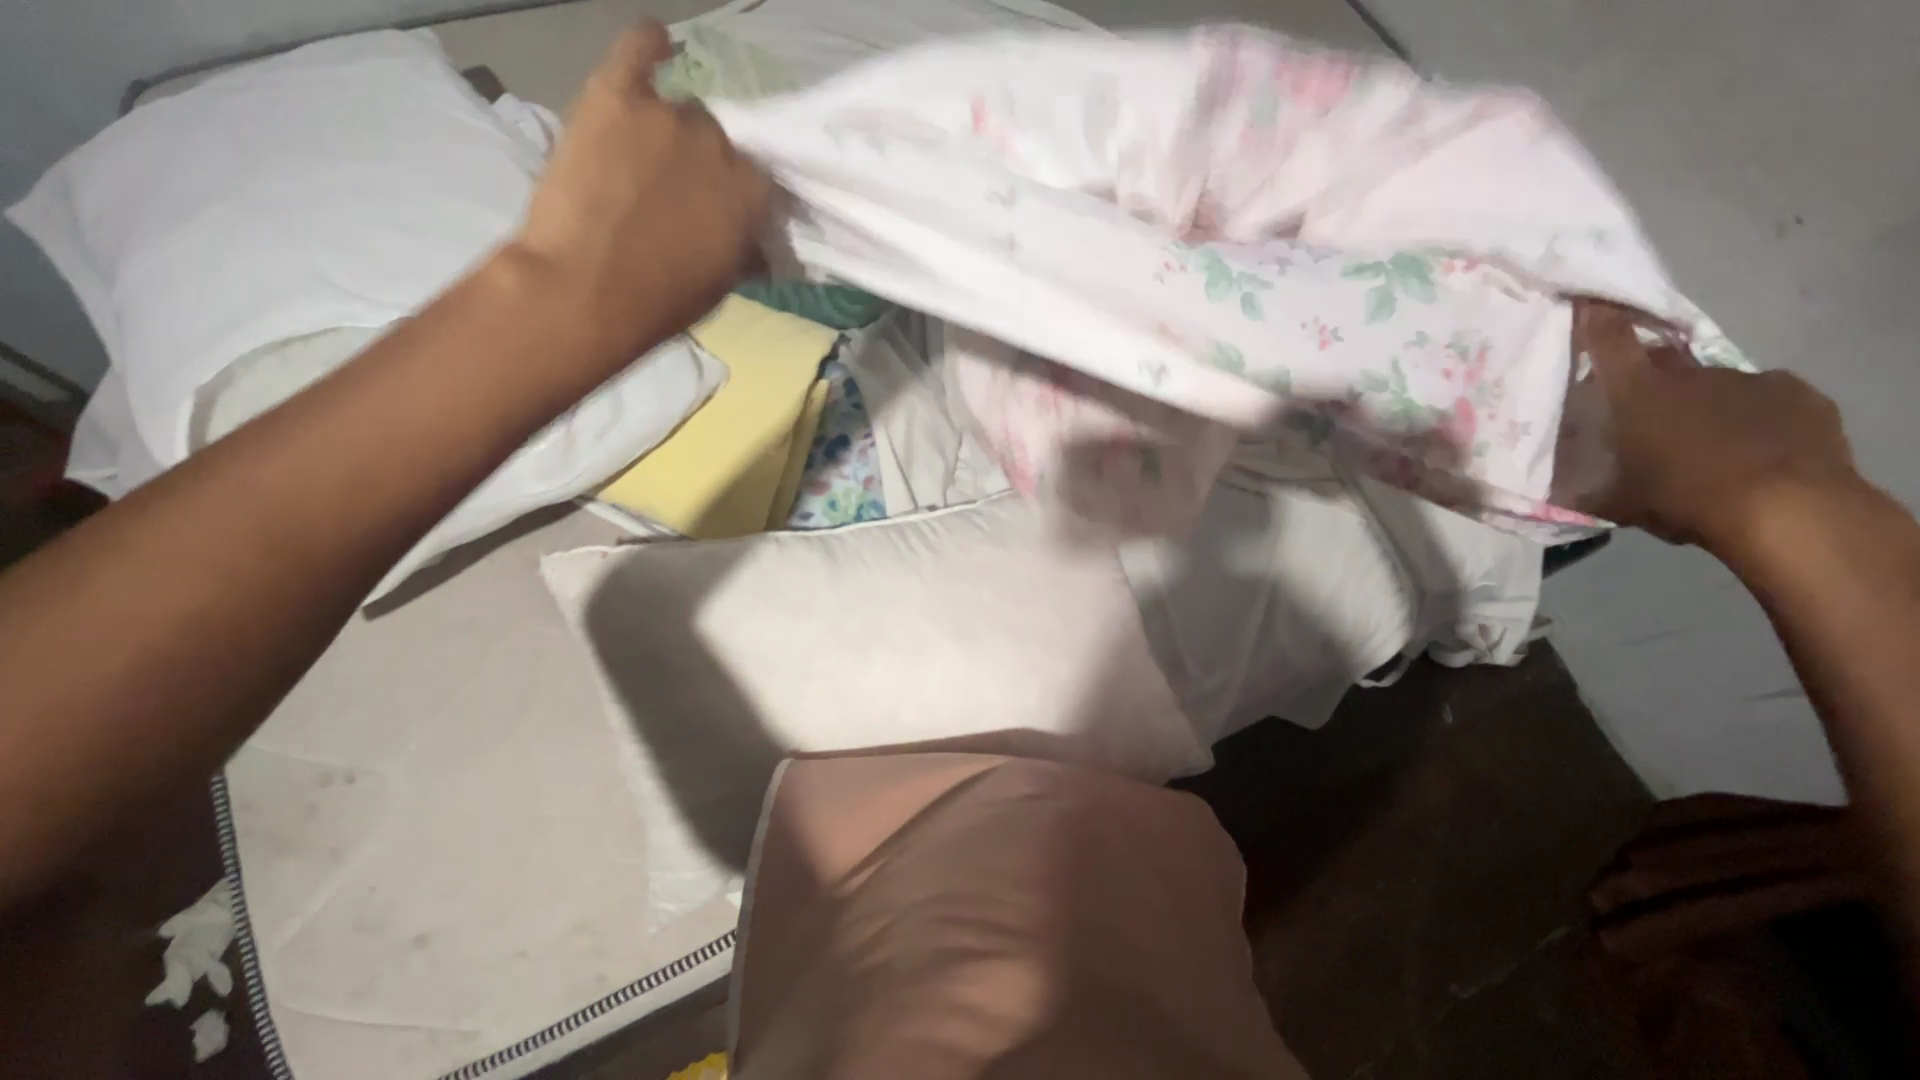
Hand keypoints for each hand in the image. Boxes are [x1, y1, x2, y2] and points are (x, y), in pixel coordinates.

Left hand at [508, 21, 772, 365]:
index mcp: (753, 194)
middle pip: (718, 140)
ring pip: (680, 109)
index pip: (759, 179)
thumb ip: (743, 247)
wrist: (583, 292)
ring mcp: (667, 116)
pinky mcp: (615, 95)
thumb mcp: (722, 284)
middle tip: (675, 192)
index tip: (721, 211)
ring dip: (670, 132)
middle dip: (702, 165)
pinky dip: (649, 44)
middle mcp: (721, 145)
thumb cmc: (658, 302)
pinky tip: (657, 45)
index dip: (737, 194)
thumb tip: (752, 241)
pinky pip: (638, 49)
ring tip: (644, 156)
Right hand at [1574, 299, 1863, 555]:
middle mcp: (1689, 374)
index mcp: (1637, 392)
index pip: (1608, 339)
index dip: (1596, 317)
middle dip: (1649, 373)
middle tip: (1643, 405)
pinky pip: (1765, 396)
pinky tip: (1756, 444)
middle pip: (1662, 358)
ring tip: (1705, 439)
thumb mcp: (1620, 504)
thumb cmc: (1684, 499)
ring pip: (1713, 382)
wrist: (1788, 508)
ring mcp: (1747, 380)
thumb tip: (1559, 493)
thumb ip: (1588, 490)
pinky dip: (1753, 413)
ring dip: (1703, 402)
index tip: (1587, 302)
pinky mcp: (1797, 394)